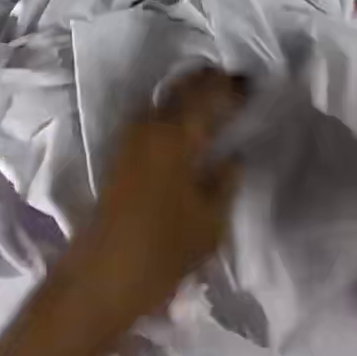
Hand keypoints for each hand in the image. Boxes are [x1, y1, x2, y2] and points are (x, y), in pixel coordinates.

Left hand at [69, 69, 244, 320]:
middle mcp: (149, 125)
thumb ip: (226, 179)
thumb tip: (235, 154)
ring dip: (189, 95)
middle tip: (236, 86)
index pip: (207, 93)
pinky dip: (174, 112)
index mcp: (175, 134)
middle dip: (209, 82)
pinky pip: (153, 116)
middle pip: (181, 88)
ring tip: (217, 102)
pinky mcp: (121, 152)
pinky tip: (190, 127)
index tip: (253, 85)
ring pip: (165, 100)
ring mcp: (130, 137)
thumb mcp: (211, 219)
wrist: (104, 273)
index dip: (230, 86)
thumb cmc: (164, 248)